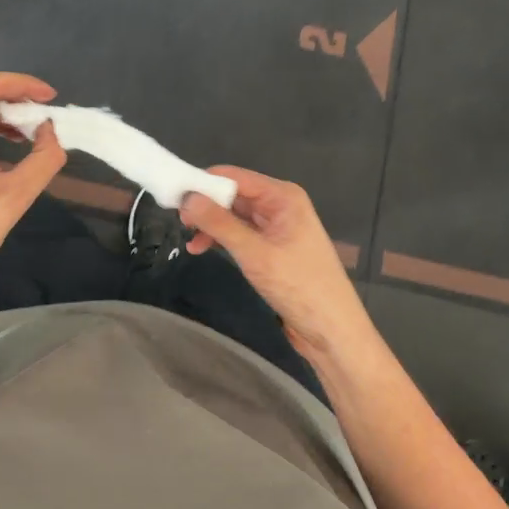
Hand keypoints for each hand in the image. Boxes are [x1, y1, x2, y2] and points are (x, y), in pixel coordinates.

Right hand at [180, 167, 372, 360]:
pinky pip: (241, 233)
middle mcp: (281, 205)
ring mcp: (278, 227)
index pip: (236, 176)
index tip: (174, 194)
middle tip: (178, 219)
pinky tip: (202, 249)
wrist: (333, 332)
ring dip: (212, 223)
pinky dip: (222, 238)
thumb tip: (187, 197)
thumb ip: (220, 223)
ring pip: (236, 215)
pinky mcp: (274, 249)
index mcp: (283, 197)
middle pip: (235, 194)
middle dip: (206, 204)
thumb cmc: (298, 287)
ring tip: (188, 237)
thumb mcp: (254, 253)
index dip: (204, 182)